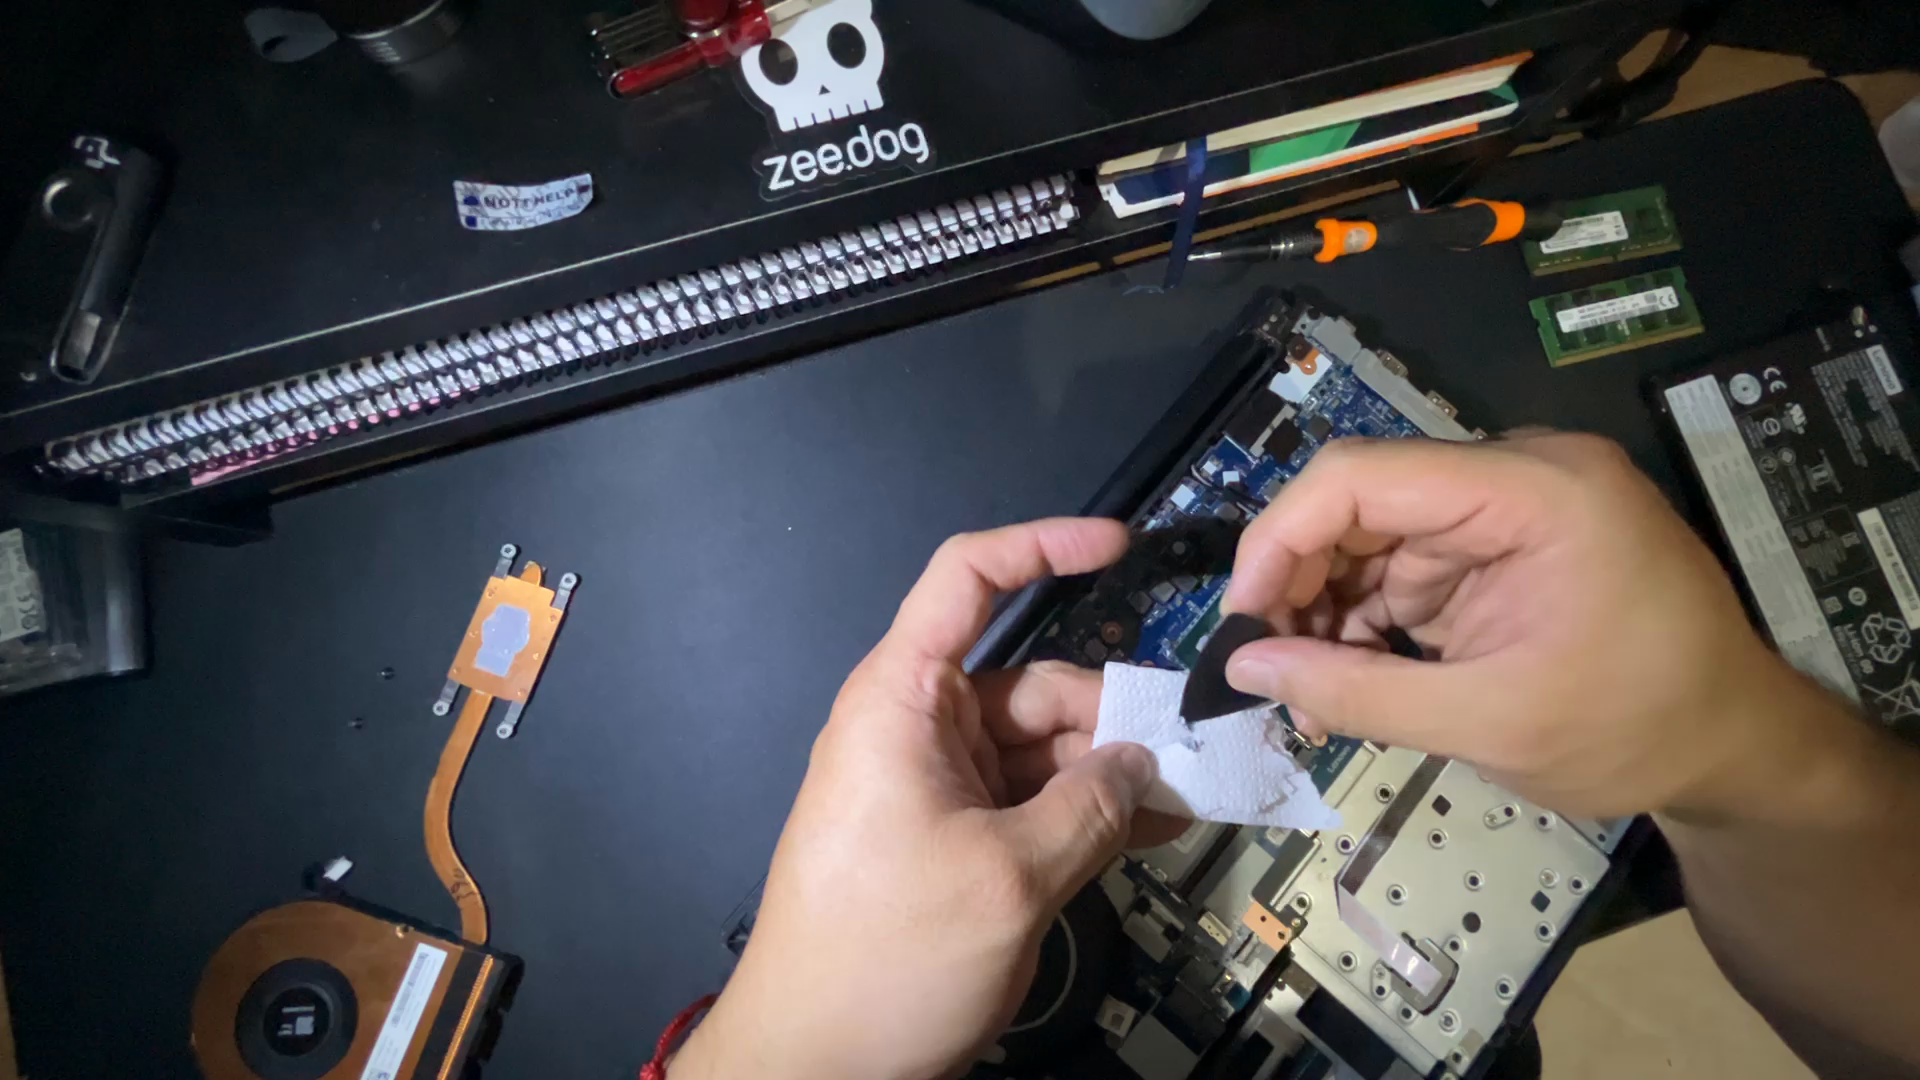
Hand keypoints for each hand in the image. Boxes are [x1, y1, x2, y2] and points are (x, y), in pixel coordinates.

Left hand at [672, 519, 1181, 1079]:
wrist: (811, 1065)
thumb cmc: (888, 955)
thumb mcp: (1009, 879)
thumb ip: (1090, 810)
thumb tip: (1142, 764)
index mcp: (905, 694)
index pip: (967, 578)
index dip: (1041, 545)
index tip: (1117, 546)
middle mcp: (921, 718)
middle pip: (1032, 681)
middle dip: (1111, 713)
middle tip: (1192, 755)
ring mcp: (939, 773)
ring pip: (1041, 743)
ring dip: (1107, 768)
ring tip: (1182, 802)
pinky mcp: (953, 822)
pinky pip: (1029, 792)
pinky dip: (1081, 805)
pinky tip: (1145, 826)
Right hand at [1219, 432, 1848, 819]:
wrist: (1738, 753)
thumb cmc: (1637, 733)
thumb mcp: (1485, 723)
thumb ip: (1350, 692)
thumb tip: (1238, 667)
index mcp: (1531, 490)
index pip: (1357, 476)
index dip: (1279, 539)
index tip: (1243, 617)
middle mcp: (1504, 476)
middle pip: (1348, 503)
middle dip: (1293, 582)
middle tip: (1264, 660)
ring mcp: (1489, 508)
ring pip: (1353, 538)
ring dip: (1316, 610)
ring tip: (1305, 691)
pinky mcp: (1477, 544)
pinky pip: (1381, 567)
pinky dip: (1349, 621)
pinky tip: (1339, 677)